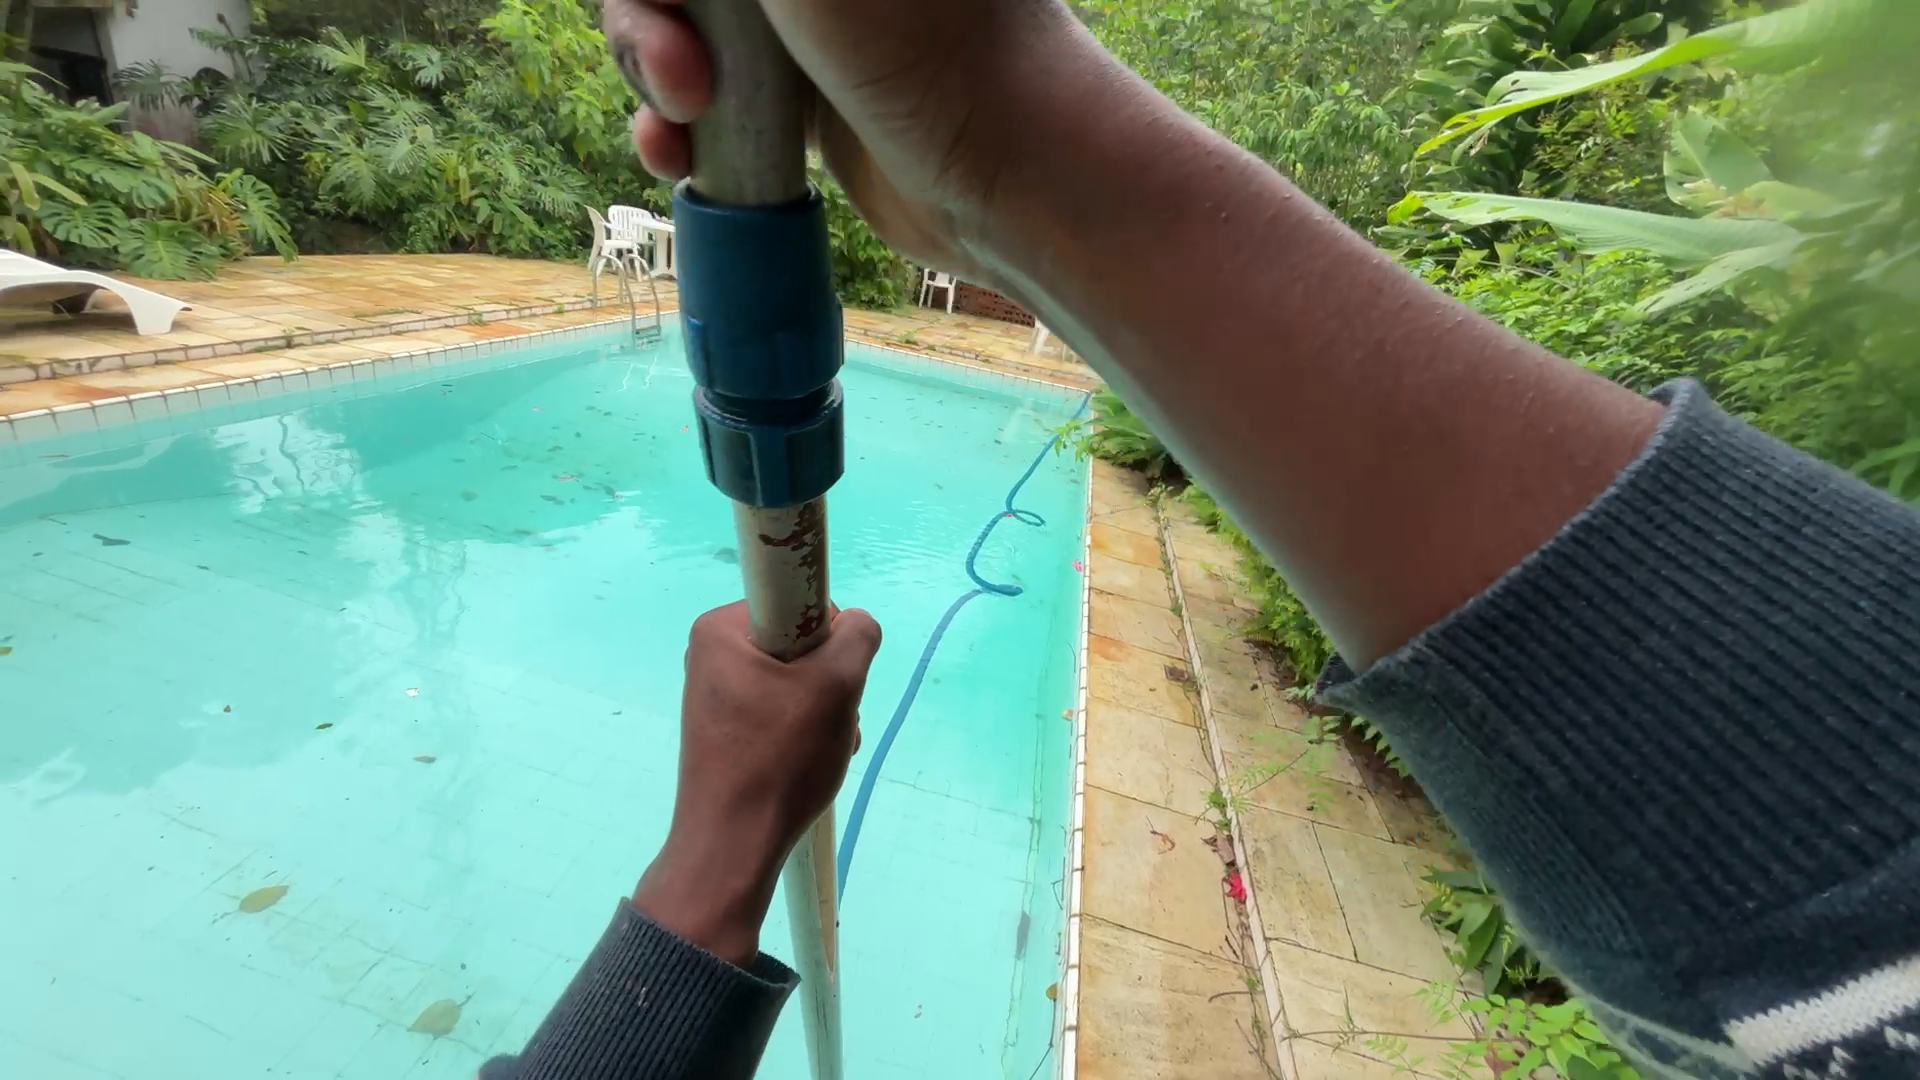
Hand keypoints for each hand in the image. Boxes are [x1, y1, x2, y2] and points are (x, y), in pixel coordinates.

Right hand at [601, 0, 1090, 285]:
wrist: (999, 177)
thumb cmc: (922, 44)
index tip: (678, 13)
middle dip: (649, 19)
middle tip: (683, 79)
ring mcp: (798, 27)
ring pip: (679, 31)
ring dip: (652, 75)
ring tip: (679, 125)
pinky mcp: (801, 102)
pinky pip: (712, 102)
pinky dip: (681, 130)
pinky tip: (674, 158)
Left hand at [635, 601, 881, 965]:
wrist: (734, 847)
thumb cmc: (781, 756)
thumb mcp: (839, 683)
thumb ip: (859, 634)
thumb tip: (853, 625)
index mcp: (722, 628)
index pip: (799, 601)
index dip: (830, 634)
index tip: (834, 673)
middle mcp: (711, 652)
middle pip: (800, 643)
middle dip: (830, 679)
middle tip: (835, 715)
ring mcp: (716, 692)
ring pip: (795, 679)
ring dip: (825, 708)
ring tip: (828, 744)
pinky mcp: (725, 726)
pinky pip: (779, 707)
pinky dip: (805, 727)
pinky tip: (814, 757)